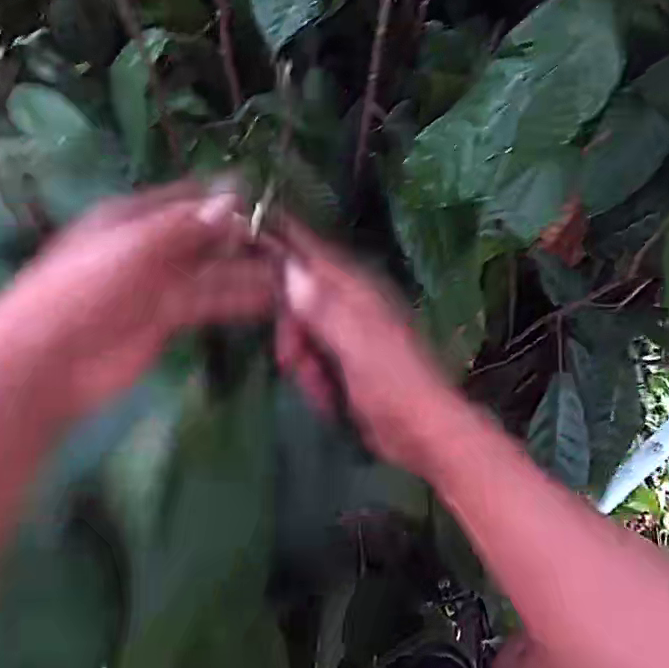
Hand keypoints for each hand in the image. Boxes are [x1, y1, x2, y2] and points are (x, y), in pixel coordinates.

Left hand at [0, 183, 277, 418]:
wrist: (43, 364)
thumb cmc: (84, 290)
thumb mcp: (137, 246)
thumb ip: (190, 224)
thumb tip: (235, 197)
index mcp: (135, 216)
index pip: (192, 197)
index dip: (230, 197)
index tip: (272, 202)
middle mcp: (152, 244)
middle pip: (209, 233)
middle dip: (247, 235)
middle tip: (293, 241)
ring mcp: (162, 281)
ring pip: (216, 268)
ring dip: (251, 269)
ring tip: (293, 271)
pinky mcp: (171, 316)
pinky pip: (213, 299)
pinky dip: (242, 297)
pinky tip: (274, 298)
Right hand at [270, 220, 463, 473]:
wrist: (422, 431)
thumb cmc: (392, 385)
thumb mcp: (355, 345)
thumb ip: (322, 307)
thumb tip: (290, 268)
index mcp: (359, 290)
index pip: (314, 252)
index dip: (282, 242)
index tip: (246, 237)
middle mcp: (354, 302)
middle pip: (301, 295)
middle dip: (290, 328)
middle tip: (291, 359)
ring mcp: (352, 331)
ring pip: (304, 330)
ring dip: (302, 360)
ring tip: (318, 385)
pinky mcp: (348, 359)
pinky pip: (314, 358)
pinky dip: (313, 376)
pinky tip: (325, 395)